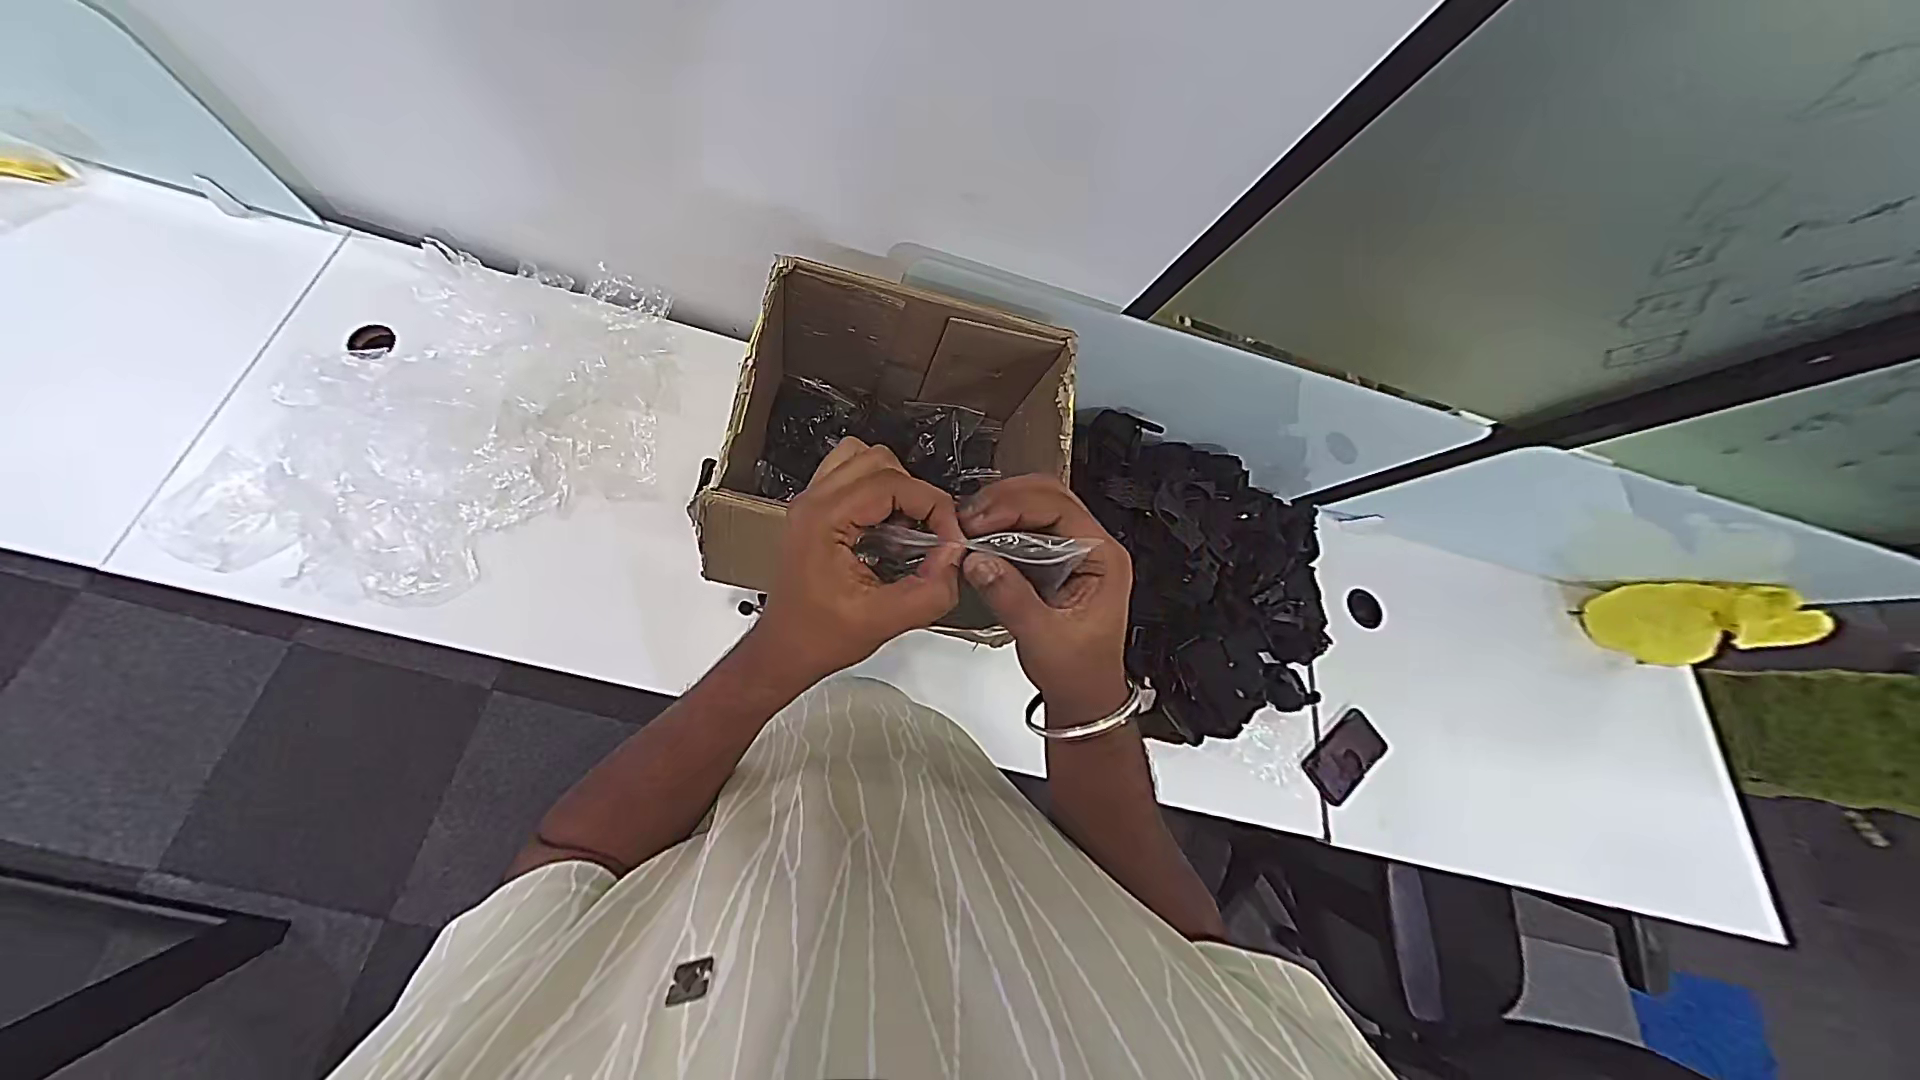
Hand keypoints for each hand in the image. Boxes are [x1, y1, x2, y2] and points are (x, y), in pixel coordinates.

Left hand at [754, 438, 964, 683]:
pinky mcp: (816, 512)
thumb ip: (930, 590)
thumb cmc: (817, 636)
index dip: (932, 505)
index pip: (892, 482)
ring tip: (907, 524)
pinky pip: (851, 475)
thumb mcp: (884, 621)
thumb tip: (954, 557)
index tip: (949, 535)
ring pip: (863, 458)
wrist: (787, 650)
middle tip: (931, 530)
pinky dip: (878, 490)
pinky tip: (888, 525)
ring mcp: (811, 504)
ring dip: (896, 484)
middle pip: (879, 460)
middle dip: (916, 492)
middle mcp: (813, 503)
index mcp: (823, 520)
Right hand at [958, 475, 1132, 722]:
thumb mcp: (1042, 637)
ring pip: (1035, 506)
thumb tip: (978, 560)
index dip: (1015, 507)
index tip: (981, 521)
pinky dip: (998, 527)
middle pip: (1047, 496)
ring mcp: (1072, 552)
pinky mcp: (1052, 561)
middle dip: (1004, 500)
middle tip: (968, 517)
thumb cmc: (1079, 672)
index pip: (1059, 509)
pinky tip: (978, 536)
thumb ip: (1010, 596)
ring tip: (968, 525)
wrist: (1083, 696)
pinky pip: (1024, 529)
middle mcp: (1090, 548)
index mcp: (1102, 558)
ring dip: (999, 510)